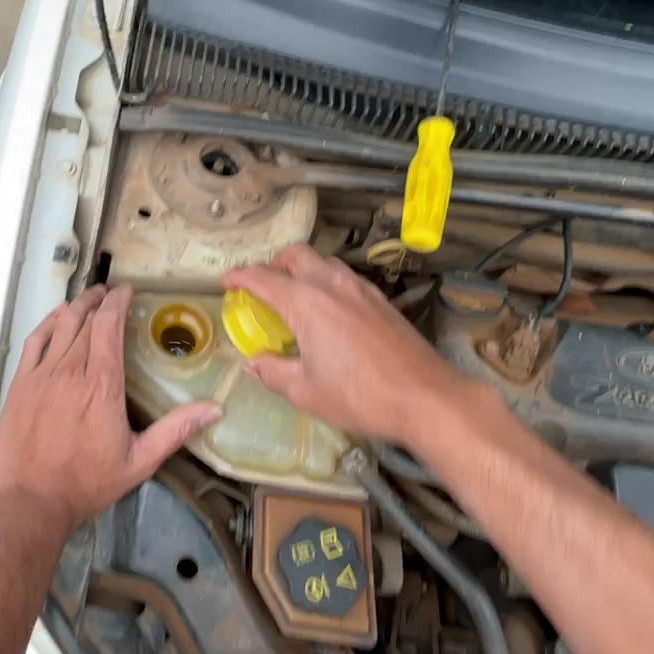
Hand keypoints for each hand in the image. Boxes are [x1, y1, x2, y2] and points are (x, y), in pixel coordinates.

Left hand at [0, 284, 220, 536]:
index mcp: (102, 385)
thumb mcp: (139, 461)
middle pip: (86, 320)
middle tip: (110, 294)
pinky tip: (57, 316)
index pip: (110, 326)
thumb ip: (175, 430)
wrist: (32, 502)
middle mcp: (71, 371)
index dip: (118, 302)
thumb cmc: (88, 482)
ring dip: (77, 306)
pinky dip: (48, 322)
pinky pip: (35, 340)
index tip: (126, 291)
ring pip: (61, 325)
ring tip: (89, 298)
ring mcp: (42, 375)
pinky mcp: (21, 384)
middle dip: (100, 301)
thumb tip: (214, 408)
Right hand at [223, 244, 469, 442]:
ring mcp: (361, 289)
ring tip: (295, 295)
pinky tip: (330, 311)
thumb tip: (254, 363)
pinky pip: (345, 277)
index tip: (225, 281)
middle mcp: (332, 285)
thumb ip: (274, 372)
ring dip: (303, 269)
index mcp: (306, 303)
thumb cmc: (361, 397)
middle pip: (295, 255)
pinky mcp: (382, 300)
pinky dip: (327, 282)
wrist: (427, 398)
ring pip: (324, 262)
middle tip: (262, 286)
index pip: (263, 278)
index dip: (239, 276)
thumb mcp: (307, 392)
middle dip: (273, 263)